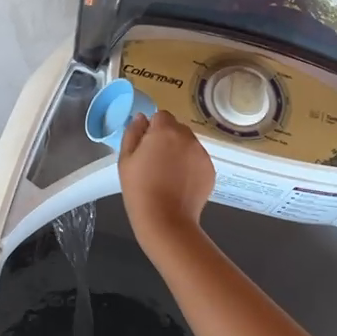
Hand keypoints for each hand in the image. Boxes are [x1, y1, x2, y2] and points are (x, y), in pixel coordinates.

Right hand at [118, 111, 214, 244]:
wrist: (165, 219)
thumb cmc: (139, 189)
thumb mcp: (125, 160)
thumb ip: (133, 133)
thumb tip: (141, 118)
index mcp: (165, 131)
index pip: (161, 116)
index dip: (152, 129)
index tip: (146, 147)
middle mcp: (187, 137)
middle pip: (177, 128)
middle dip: (167, 138)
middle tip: (155, 161)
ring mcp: (202, 154)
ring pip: (189, 144)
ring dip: (180, 151)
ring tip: (168, 174)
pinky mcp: (211, 170)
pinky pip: (198, 160)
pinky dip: (190, 166)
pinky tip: (180, 183)